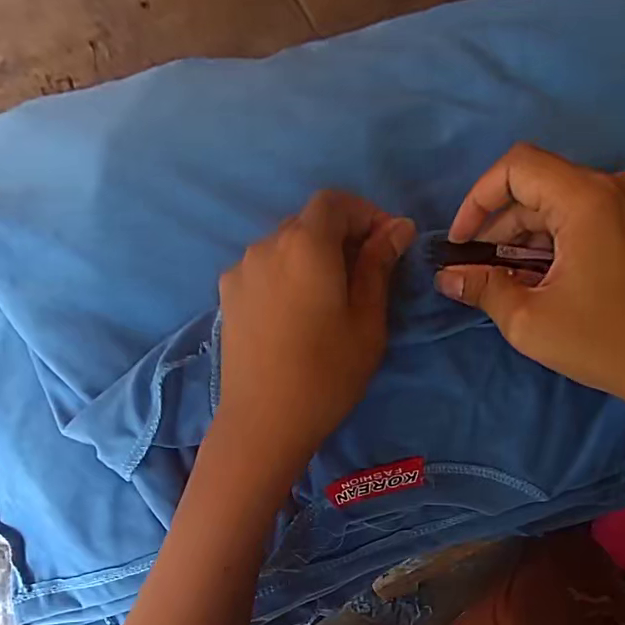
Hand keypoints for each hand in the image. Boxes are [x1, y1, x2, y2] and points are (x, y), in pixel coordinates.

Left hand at [217, 189, 414, 469]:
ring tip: (327, 300)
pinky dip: (285, 277)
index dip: (365, 214)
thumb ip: (379, 266)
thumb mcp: (367, 322)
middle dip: (340, 237)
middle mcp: (267, 245)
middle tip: (364, 276)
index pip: (335, 202)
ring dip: (310, 258)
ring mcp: (241, 271)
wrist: (264, 423)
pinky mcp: (227, 297)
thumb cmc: (327, 375)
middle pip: (307, 222)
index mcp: (306, 244)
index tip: (386, 245)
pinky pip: (263, 270)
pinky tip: (295, 315)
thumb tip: (397, 228)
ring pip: (283, 246)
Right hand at [433, 144, 624, 406]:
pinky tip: (547, 275)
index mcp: (589, 200)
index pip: (517, 167)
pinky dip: (561, 237)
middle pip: (541, 186)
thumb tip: (446, 276)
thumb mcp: (528, 320)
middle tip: (479, 270)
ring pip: (565, 201)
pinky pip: (592, 212)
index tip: (462, 242)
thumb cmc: (599, 343)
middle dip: (501, 226)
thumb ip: (482, 288)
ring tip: (510, 279)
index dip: (478, 199)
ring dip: (529, 235)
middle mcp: (619, 185)